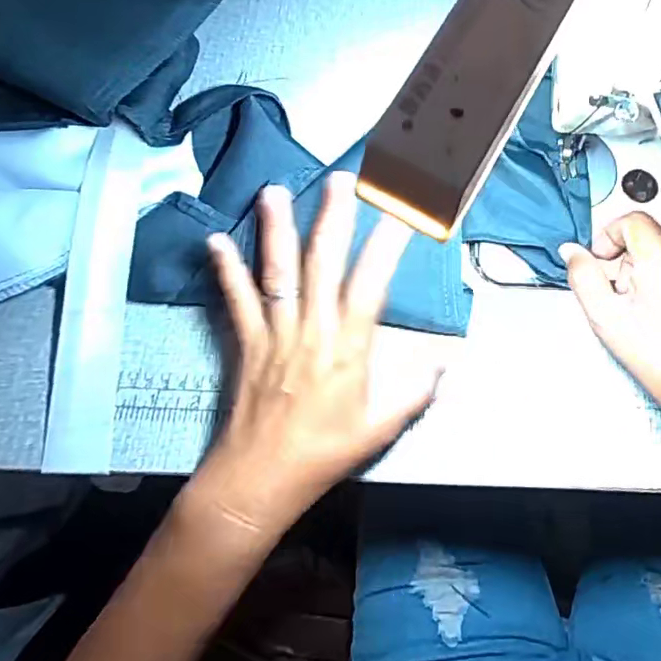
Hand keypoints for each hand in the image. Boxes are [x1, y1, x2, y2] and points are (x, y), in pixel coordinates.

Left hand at [187, 172, 437, 542]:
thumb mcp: (379, 428)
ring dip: (276, 230)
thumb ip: (413, 393)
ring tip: (273, 192)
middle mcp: (312, 331)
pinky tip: (215, 240)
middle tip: (338, 181)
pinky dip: (227, 269)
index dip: (386, 246)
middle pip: (322, 265)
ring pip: (277, 272)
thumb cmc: (324, 453)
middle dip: (331, 219)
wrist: (260, 479)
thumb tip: (444, 367)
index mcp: (348, 349)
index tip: (399, 213)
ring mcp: (275, 333)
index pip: (371, 286)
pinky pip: (237, 300)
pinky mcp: (247, 342)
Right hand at [561, 214, 660, 533]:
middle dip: (631, 259)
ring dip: (658, 273)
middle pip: (653, 238)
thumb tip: (573, 253)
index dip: (609, 237)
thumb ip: (582, 275)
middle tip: (622, 295)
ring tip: (651, 313)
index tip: (603, 261)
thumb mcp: (605, 316)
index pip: (631, 221)